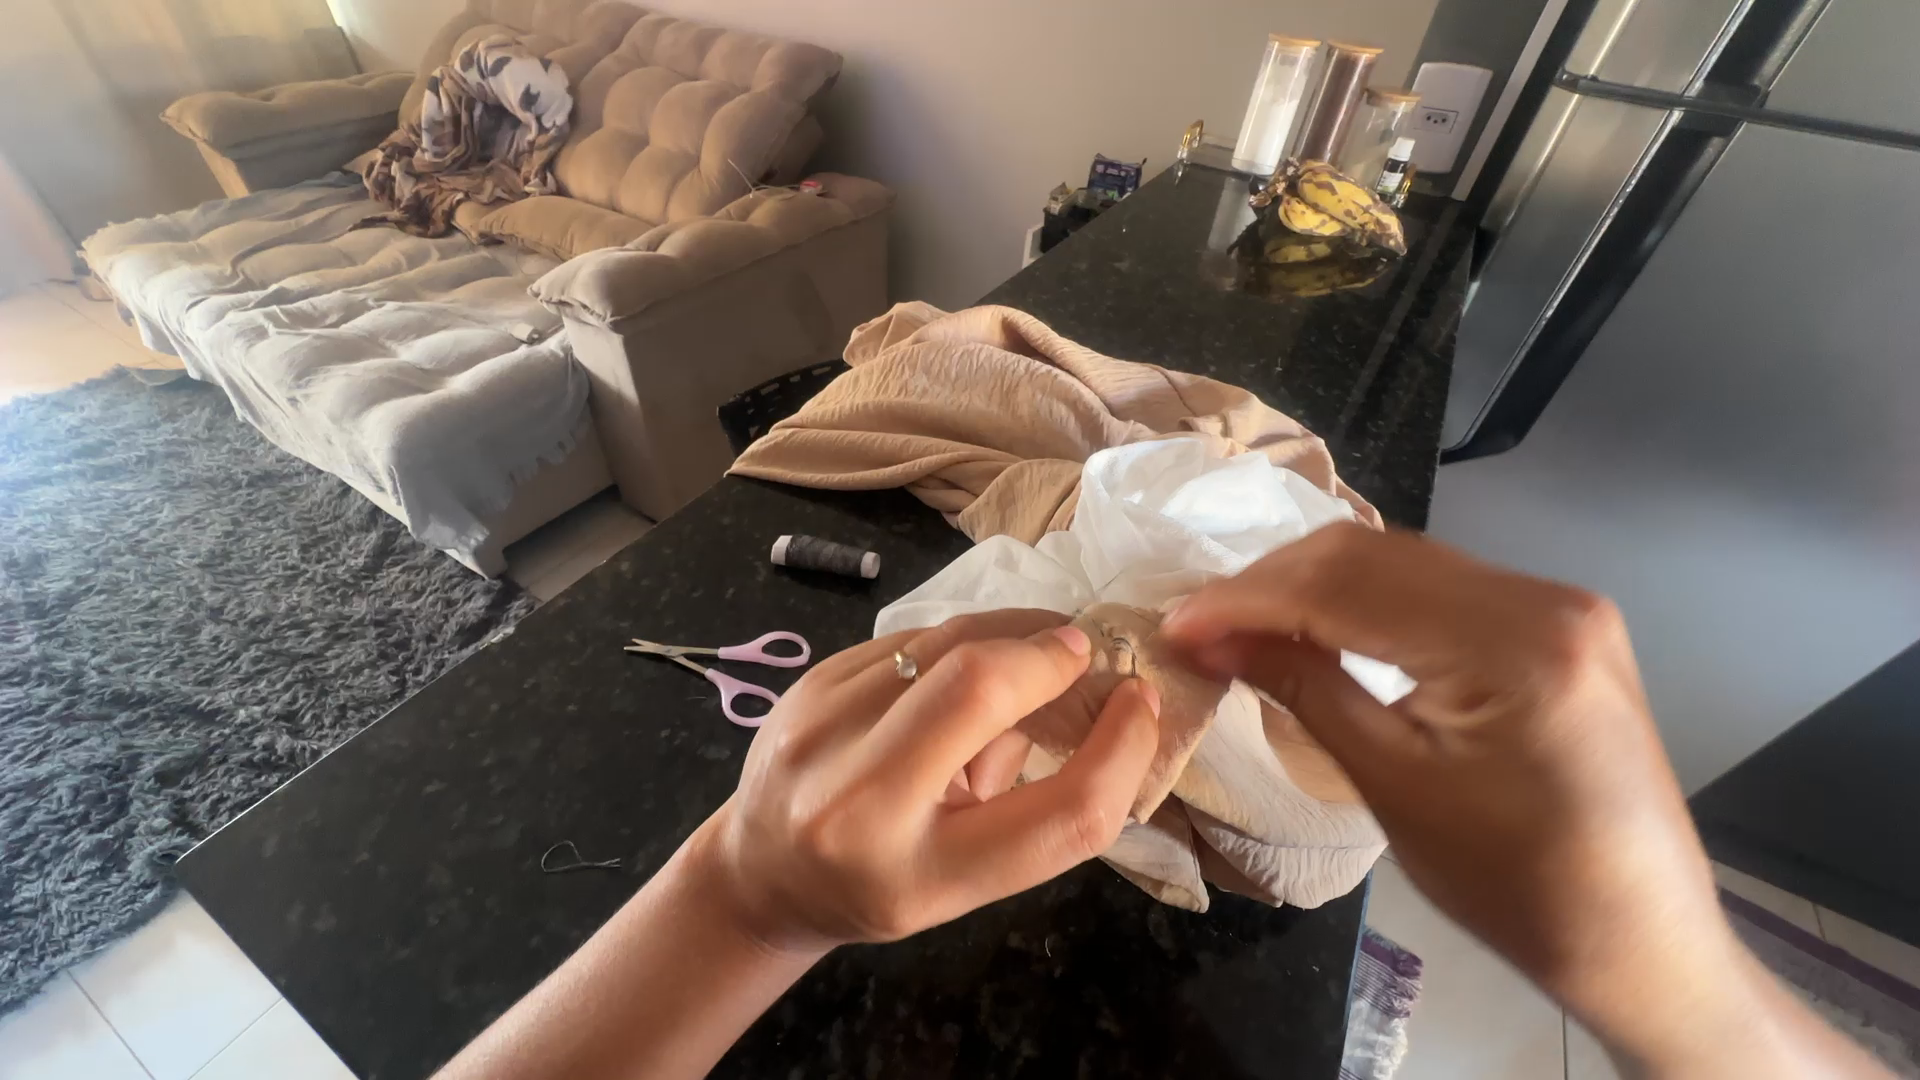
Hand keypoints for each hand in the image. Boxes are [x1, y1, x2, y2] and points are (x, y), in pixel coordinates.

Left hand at [700, 610, 1160, 952]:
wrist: (764, 869)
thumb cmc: (880, 883)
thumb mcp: (966, 872)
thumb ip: (1033, 792)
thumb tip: (1084, 689)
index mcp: (920, 874)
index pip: (1060, 814)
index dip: (1122, 749)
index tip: (1140, 703)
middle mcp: (860, 800)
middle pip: (980, 687)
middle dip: (1049, 655)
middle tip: (1081, 651)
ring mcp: (821, 725)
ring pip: (944, 641)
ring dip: (1011, 632)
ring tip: (1038, 648)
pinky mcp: (810, 679)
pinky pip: (911, 636)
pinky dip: (961, 640)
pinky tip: (971, 659)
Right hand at [1160, 523, 1889, 1077]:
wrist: (1640, 937)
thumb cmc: (1512, 883)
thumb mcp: (1389, 783)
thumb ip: (1300, 685)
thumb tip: (1209, 636)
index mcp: (1512, 646)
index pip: (1343, 590)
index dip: (1245, 600)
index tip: (1175, 623)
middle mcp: (1540, 597)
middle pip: (1365, 554)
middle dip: (1266, 584)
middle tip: (1198, 623)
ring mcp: (1549, 599)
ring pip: (1389, 557)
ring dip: (1302, 584)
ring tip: (1236, 621)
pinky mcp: (1544, 616)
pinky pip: (1422, 581)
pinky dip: (1350, 595)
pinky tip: (1308, 619)